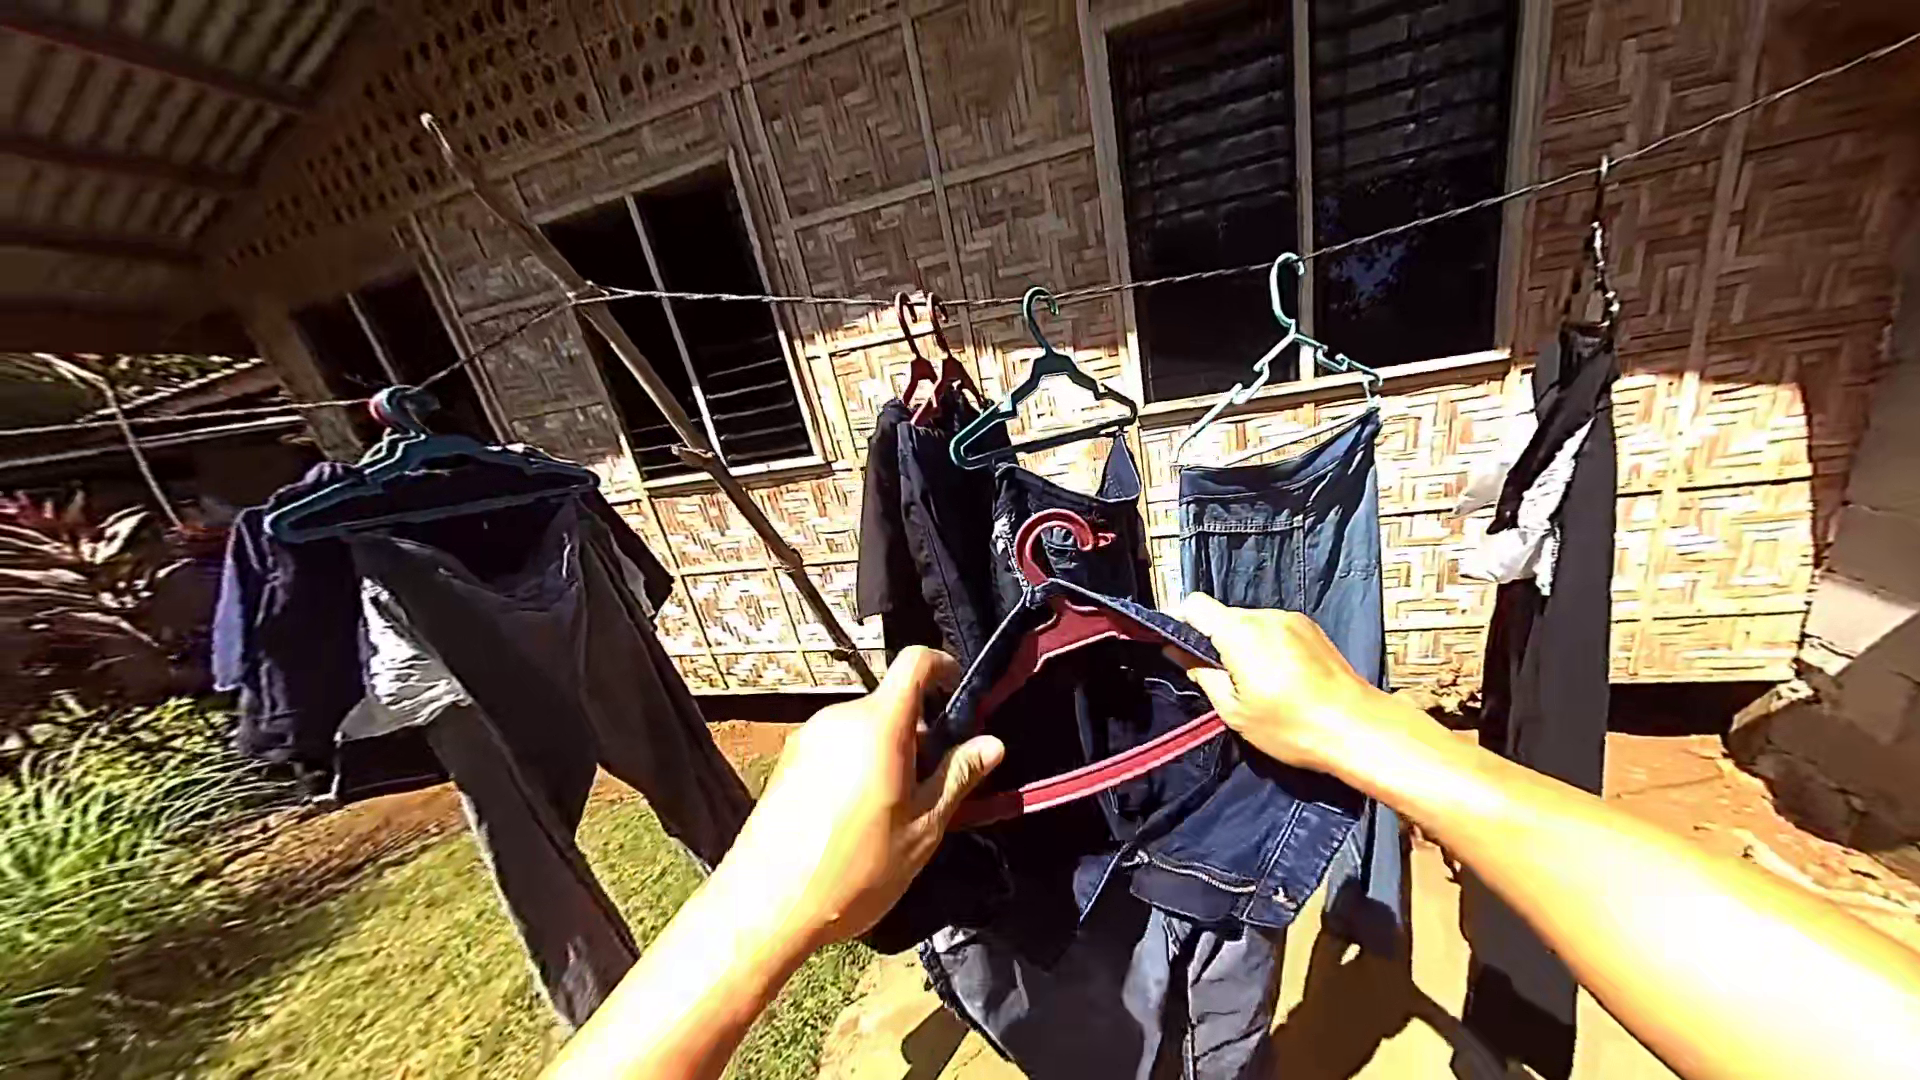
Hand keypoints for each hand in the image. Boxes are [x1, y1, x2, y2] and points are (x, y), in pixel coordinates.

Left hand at [715, 647, 1003, 949]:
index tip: (957, 692)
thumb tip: (992, 744)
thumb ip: (958, 777)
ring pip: (866, 724)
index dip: (943, 666)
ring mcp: (811, 734)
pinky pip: (839, 740)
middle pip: (893, 701)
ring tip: (893, 805)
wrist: (764, 906)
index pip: (915, 662)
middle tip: (931, 779)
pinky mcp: (790, 755)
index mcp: (880, 724)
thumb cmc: (854, 870)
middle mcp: (842, 716)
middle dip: (920, 729)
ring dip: (889, 747)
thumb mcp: (922, 827)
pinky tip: (856, 811)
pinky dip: (858, 757)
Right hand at [1176, 592, 1413, 779]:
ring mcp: (1292, 620)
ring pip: (1249, 624)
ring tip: (1255, 682)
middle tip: (1219, 677)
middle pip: (1223, 616)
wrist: (1362, 731)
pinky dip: (1266, 646)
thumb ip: (1200, 673)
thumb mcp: (1233, 709)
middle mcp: (1265, 616)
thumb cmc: (1292, 726)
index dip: (1178, 621)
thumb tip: (1177, 651)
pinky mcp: (1312, 630)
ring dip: (1242, 644)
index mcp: (1239, 632)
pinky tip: (1279, 677)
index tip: (1176, 645)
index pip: (1194, 605)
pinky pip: (1274, 629)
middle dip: (1213, 640)